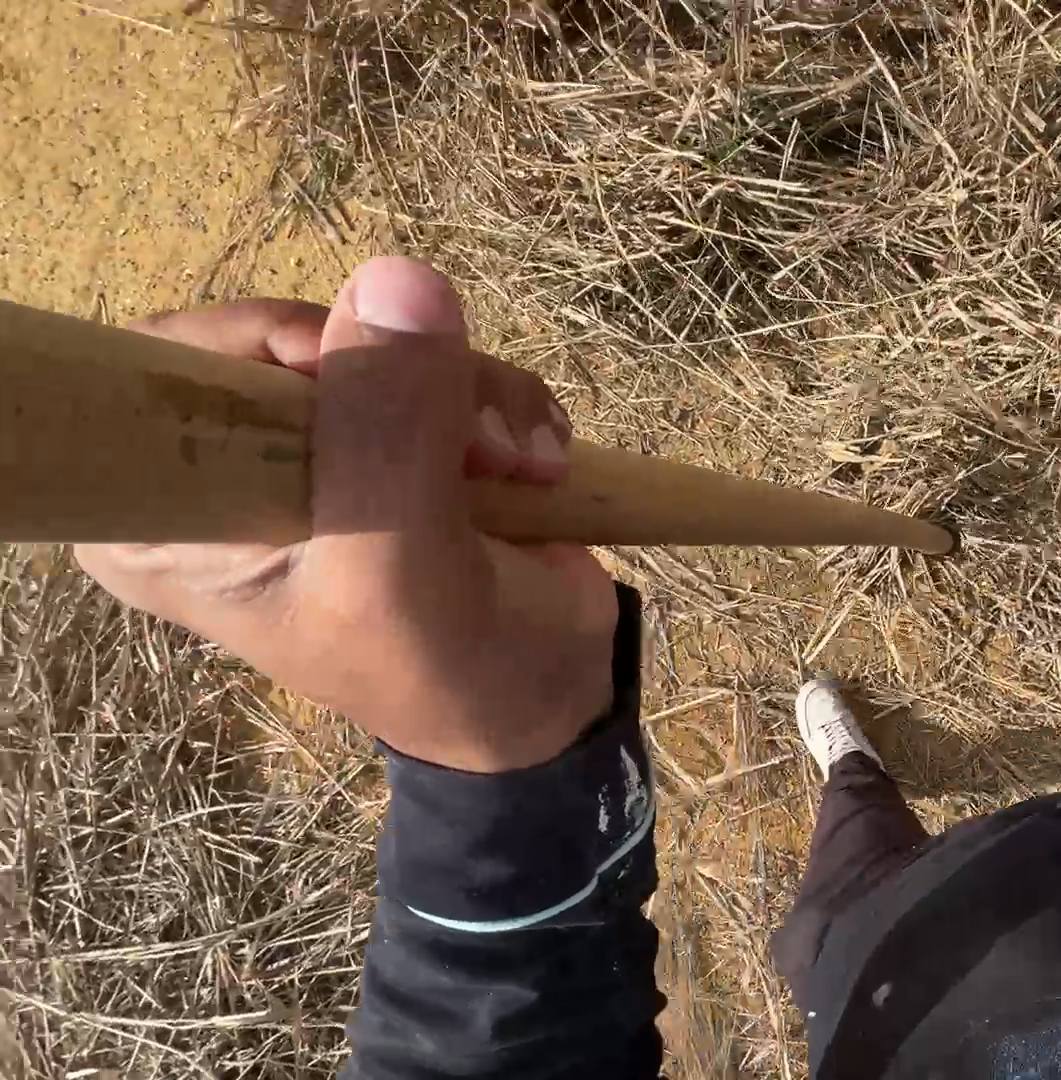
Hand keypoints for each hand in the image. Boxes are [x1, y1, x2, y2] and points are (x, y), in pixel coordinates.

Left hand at [76, 257, 617, 772]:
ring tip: (536, 469)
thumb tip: (402, 275)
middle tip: (492, 454)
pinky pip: (471, 375)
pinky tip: (550, 461)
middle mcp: (259, 465)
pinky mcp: (437, 445)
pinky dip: (524, 408)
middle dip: (423, 383)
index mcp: (184, 509)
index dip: (280, 350)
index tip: (383, 386)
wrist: (550, 689)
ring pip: (412, 351)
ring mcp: (358, 449)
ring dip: (493, 399)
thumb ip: (390, 436)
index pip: (177, 370)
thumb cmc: (450, 665)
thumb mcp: (400, 571)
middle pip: (317, 341)